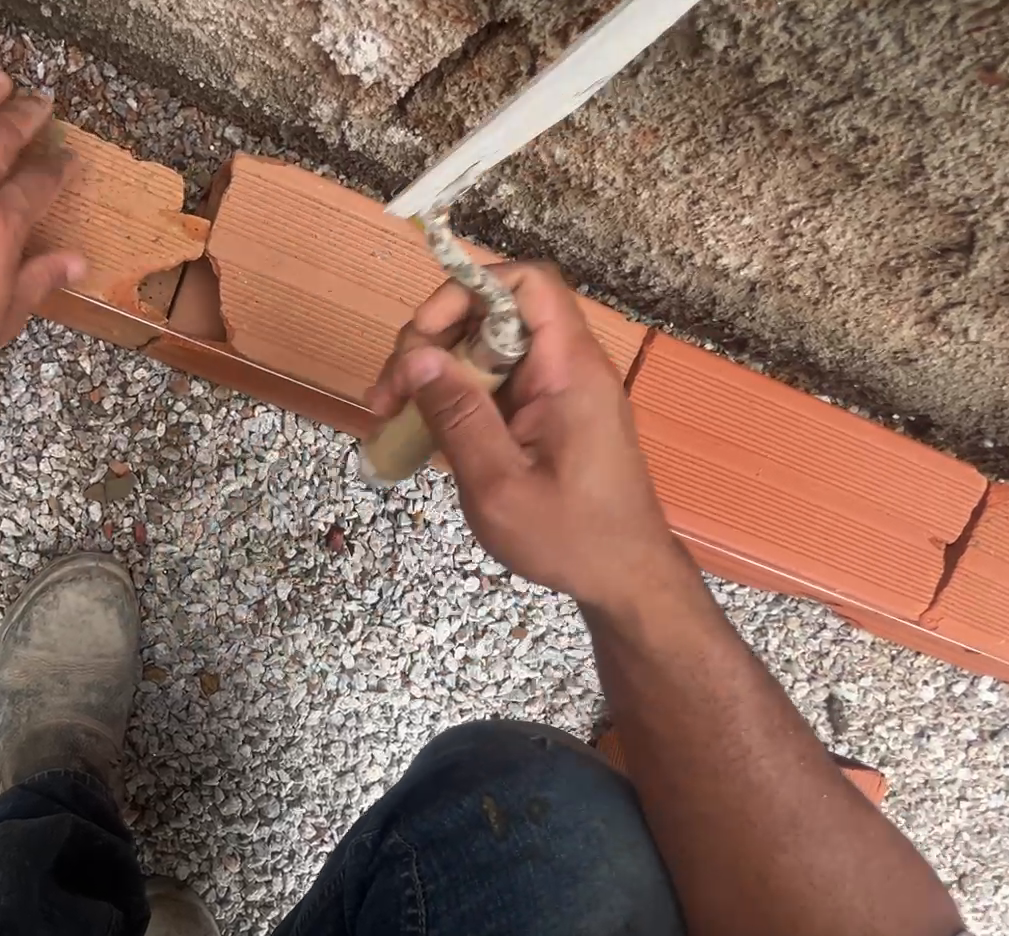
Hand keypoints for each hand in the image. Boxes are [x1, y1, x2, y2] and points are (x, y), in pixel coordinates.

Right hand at [365, 262, 688, 611]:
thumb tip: (415, 356)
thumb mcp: (498, 482)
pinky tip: (416, 430)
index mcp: (567, 371)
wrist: (621, 577)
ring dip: (429, 374)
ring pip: (480, 352)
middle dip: (428, 343)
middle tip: (387, 396)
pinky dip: (446, 399)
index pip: (525, 284)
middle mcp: (562, 369)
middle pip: (490, 316)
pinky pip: (487, 386)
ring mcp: (550, 392)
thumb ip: (457, 415)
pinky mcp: (538, 415)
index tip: (418, 338)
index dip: (466, 291)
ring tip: (389, 416)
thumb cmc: (567, 536)